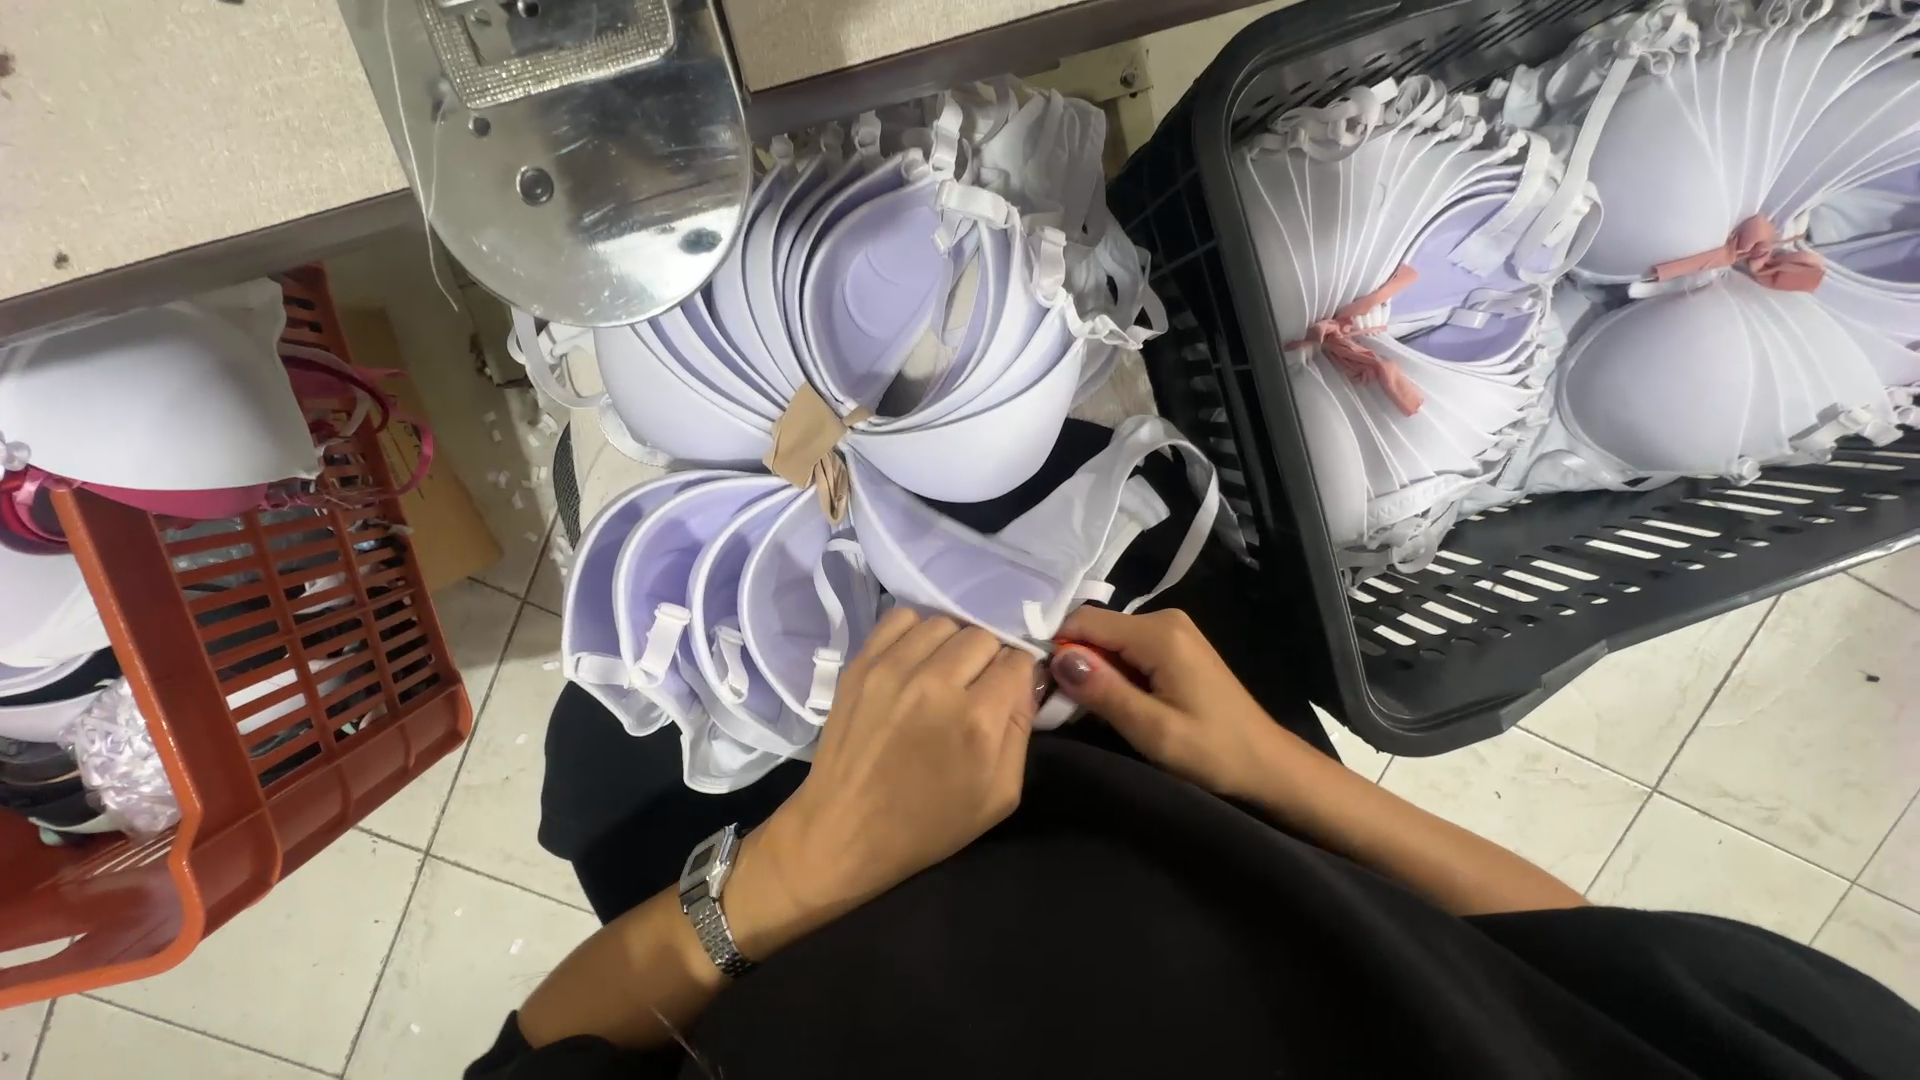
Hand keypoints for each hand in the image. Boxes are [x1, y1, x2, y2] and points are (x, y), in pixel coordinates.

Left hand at [727, 609, 1039, 958]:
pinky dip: (916, 633)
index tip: (1007, 693)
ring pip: (945, 623)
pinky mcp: (861, 663)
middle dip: (988, 660)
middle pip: (983, 636)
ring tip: (943, 674)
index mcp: (976, 721)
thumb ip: (1021, 729)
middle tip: (974, 689)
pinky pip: (902, 618)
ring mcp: (893, 668)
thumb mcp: (1000, 795)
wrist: (843, 830)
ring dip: (952, 645)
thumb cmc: (928, 823)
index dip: (1018, 676)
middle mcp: (936, 683)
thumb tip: (1025, 679)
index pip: (1017, 661)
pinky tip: (915, 661)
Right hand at [1050, 607, 1297, 799]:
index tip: (1044, 687)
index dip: (1058, 649)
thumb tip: (1057, 657)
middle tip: (1067, 708)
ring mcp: (1172, 630)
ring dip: (1094, 671)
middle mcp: (1164, 619)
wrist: (1267, 765)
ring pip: (1109, 640)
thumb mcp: (1152, 730)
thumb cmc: (1212, 752)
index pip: (1084, 622)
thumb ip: (1104, 691)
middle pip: (1097, 629)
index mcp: (1159, 634)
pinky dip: (1114, 673)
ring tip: (1092, 710)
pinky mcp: (1175, 645)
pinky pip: (1127, 649)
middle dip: (1076, 663)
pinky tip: (1118, 703)